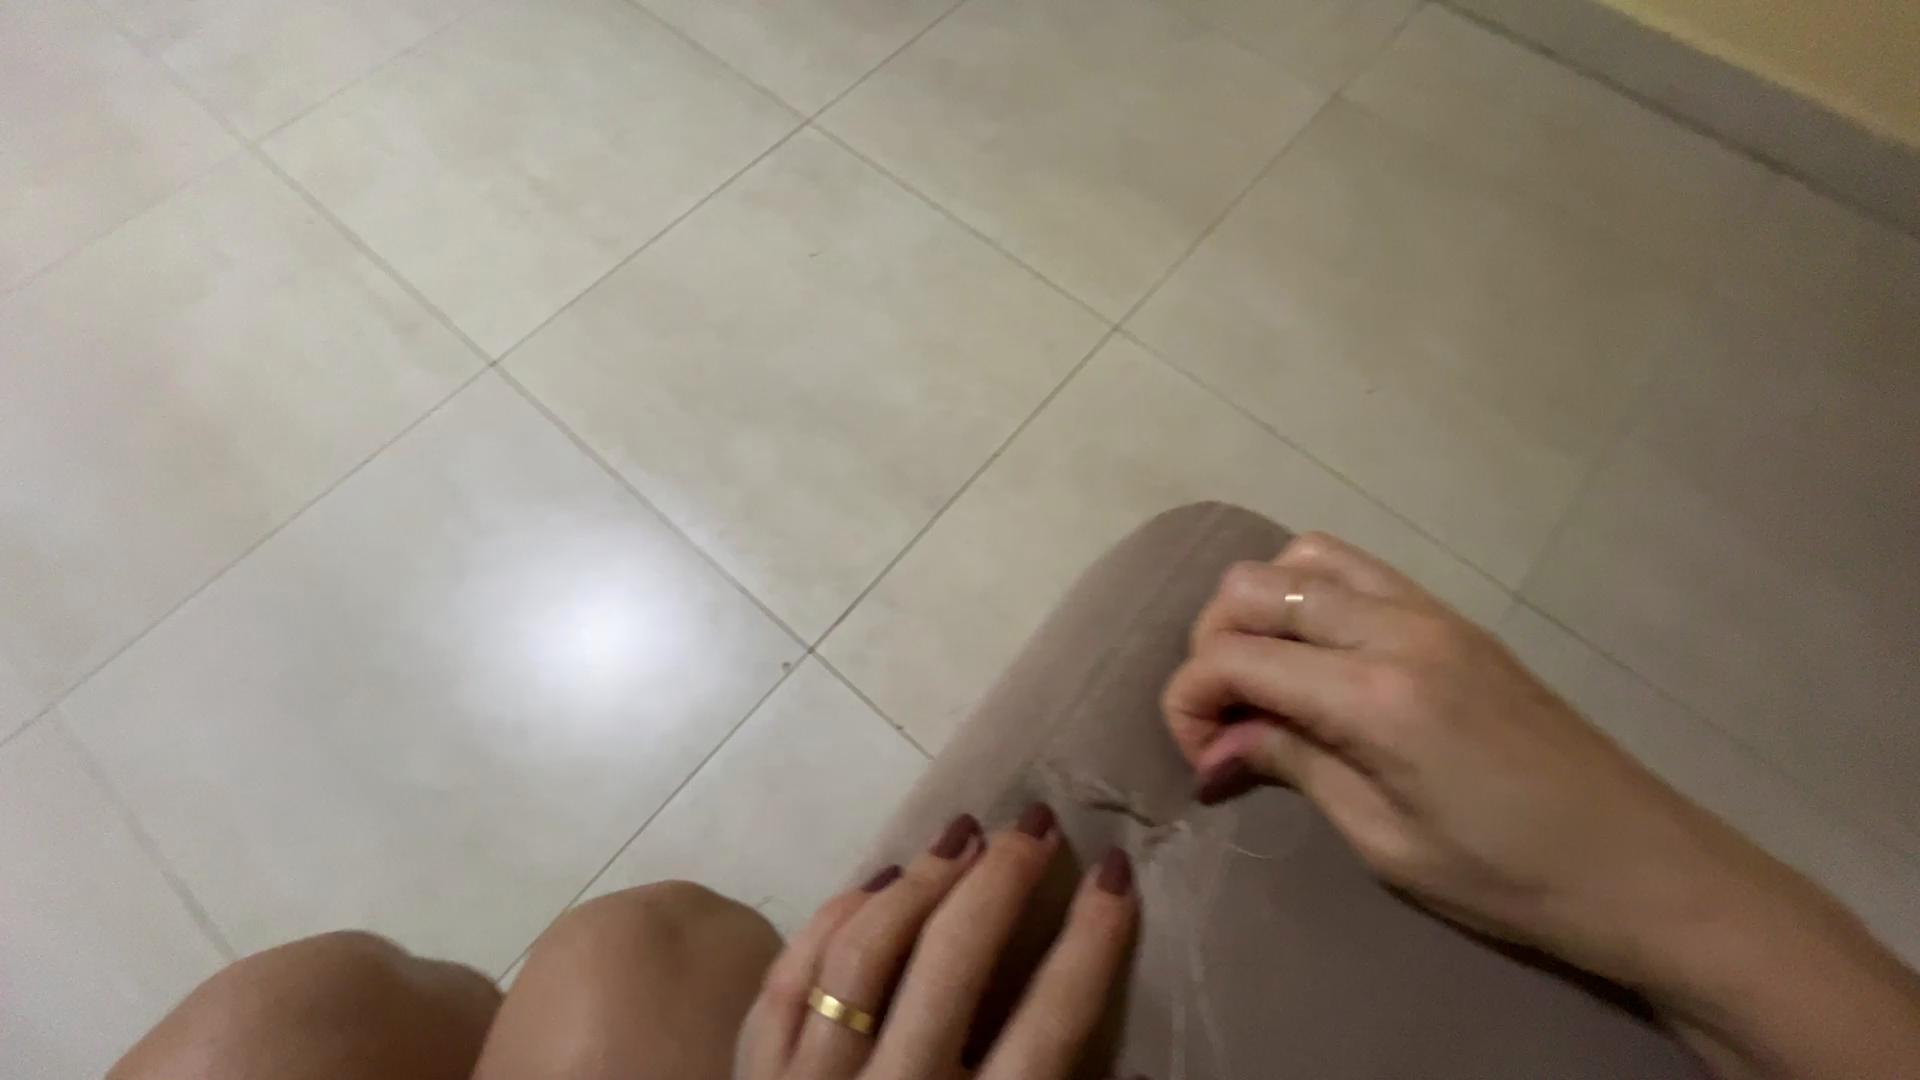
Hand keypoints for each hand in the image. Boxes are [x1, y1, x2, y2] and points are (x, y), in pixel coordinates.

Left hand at [738, 807, 1135, 1079]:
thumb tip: (1141, 1069)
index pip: (1050, 1025)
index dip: (1092, 941)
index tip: (1117, 873)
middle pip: (953, 964)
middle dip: (1003, 881)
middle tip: (1037, 824)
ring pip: (867, 952)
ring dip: (922, 879)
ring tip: (965, 832)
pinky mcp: (753, 1075)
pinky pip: (791, 974)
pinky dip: (835, 915)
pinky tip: (878, 877)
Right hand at [1161, 532, 1919, 1079]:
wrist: (1656, 874)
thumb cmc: (1512, 880)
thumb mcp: (1382, 841)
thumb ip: (1290, 766)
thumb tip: (1216, 746)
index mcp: (1375, 697)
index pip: (1233, 658)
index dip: (1186, 701)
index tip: (1198, 755)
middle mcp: (1394, 630)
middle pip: (1250, 588)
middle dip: (1209, 647)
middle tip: (1226, 717)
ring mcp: (1427, 611)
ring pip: (1296, 558)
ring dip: (1256, 610)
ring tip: (1264, 675)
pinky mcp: (1449, 615)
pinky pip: (1351, 567)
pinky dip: (1305, 592)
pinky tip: (1312, 651)